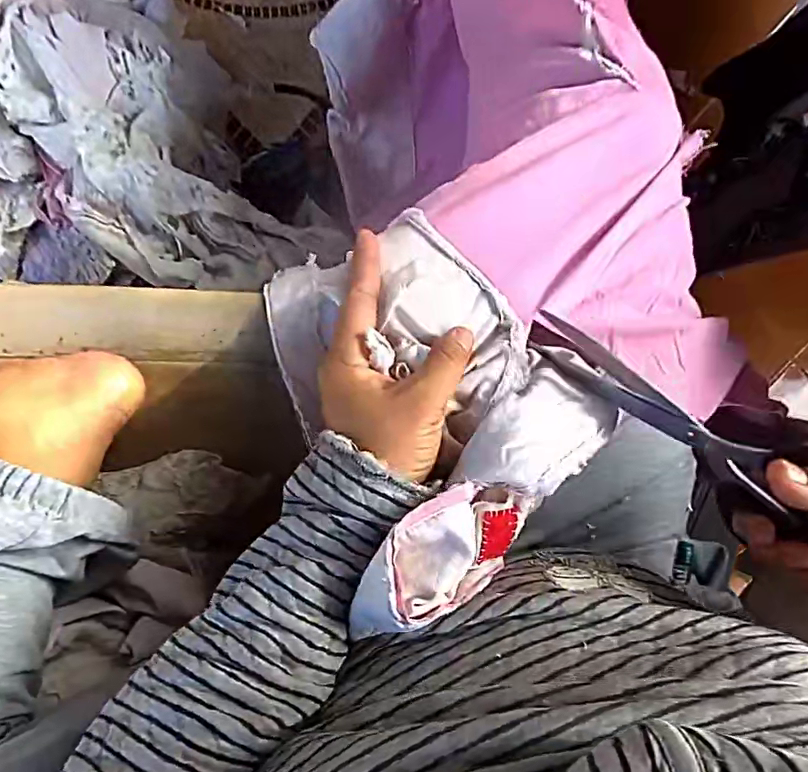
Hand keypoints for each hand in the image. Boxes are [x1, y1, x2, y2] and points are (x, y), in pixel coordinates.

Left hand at [320, 229, 475, 483]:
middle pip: (365, 324)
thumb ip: (443, 366)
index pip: (357, 304)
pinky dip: (405, 360)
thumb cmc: (387, 448)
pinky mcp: (372, 410)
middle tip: (398, 271)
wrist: (372, 501)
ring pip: (378, 350)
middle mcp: (345, 372)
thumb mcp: (420, 405)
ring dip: (397, 332)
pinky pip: (389, 373)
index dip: (366, 269)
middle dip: (381, 298)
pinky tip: (423, 355)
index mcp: (345, 363)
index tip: (370, 235)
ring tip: (416, 310)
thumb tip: (462, 333)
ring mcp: (357, 393)